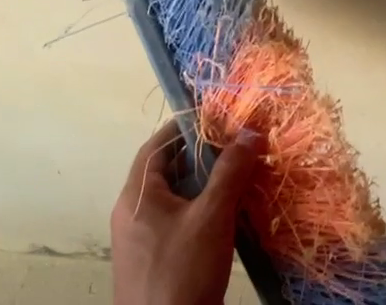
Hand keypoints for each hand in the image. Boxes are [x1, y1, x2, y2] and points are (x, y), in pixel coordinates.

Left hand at [111, 119, 262, 304]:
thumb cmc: (182, 271)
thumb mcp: (212, 215)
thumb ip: (231, 170)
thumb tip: (251, 131)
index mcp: (136, 198)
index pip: (156, 147)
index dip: (184, 127)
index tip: (216, 115)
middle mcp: (134, 215)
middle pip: (168, 171)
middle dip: (204, 154)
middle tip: (238, 142)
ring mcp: (144, 241)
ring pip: (177, 197)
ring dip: (207, 183)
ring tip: (243, 172)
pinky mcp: (157, 262)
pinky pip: (180, 221)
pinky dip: (204, 209)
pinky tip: (233, 211)